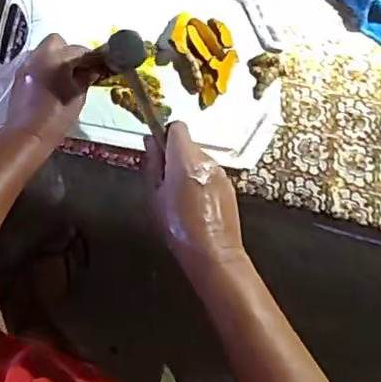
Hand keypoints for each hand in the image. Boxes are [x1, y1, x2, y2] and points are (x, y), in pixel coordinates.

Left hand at [0, 34, 89, 147]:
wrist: (27, 134)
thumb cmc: (56, 117)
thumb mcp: (77, 97)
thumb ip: (84, 78)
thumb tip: (91, 69)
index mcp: (56, 59)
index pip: (78, 50)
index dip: (90, 58)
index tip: (96, 66)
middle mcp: (38, 55)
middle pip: (56, 41)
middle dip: (68, 51)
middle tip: (76, 68)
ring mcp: (26, 64)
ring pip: (43, 51)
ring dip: (55, 58)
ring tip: (63, 76)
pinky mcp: (19, 74)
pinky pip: (35, 62)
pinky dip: (44, 67)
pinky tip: (50, 83)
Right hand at [145, 122, 244, 264]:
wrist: (213, 254)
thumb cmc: (177, 226)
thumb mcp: (154, 194)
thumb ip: (152, 163)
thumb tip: (150, 141)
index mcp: (185, 159)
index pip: (177, 127)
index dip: (165, 136)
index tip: (157, 152)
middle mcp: (207, 160)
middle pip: (187, 144)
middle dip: (175, 155)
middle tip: (165, 180)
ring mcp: (221, 173)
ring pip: (199, 159)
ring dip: (188, 168)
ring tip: (180, 195)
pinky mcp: (230, 186)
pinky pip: (209, 174)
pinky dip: (201, 180)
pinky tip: (196, 202)